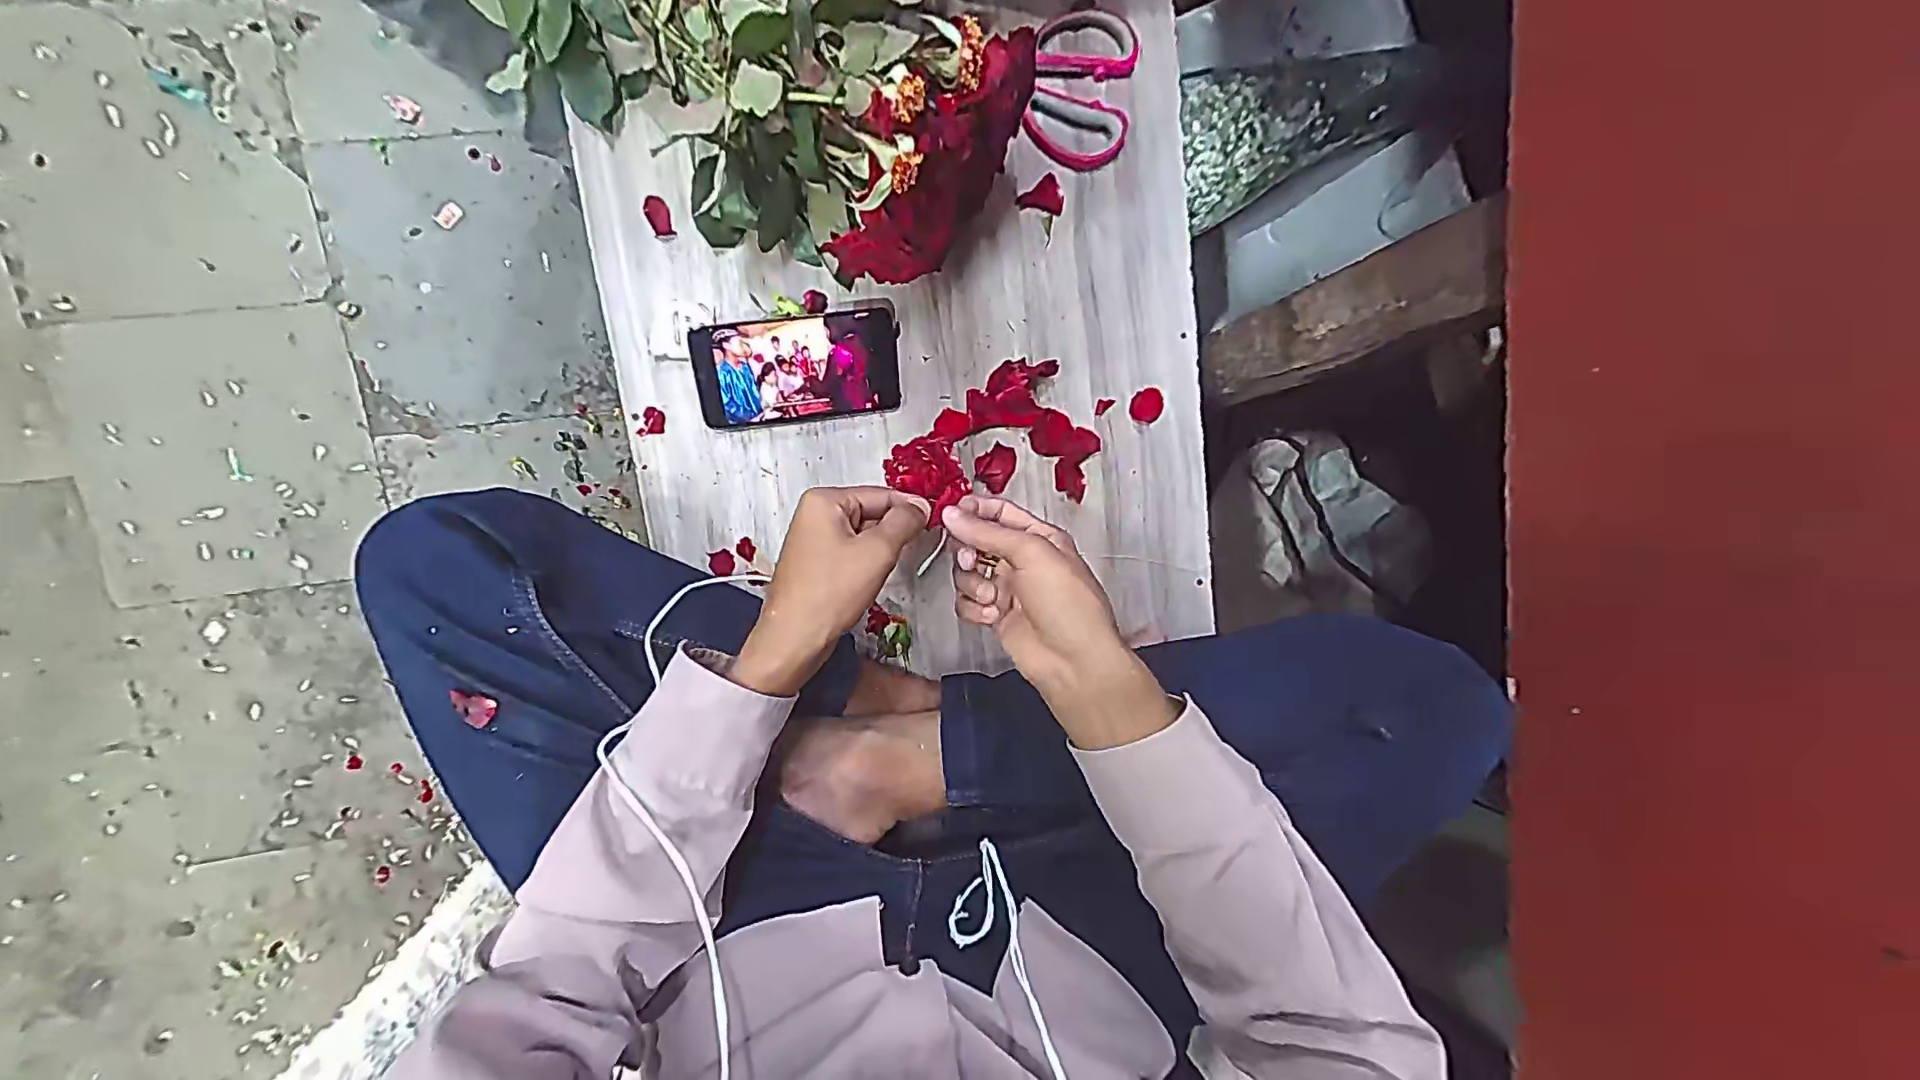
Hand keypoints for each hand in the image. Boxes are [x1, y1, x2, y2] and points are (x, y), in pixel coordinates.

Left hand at [732, 486, 928, 695]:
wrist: (795, 639)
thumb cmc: (828, 594)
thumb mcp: (878, 551)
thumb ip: (904, 522)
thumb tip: (920, 507)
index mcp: (824, 500)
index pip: (881, 493)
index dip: (910, 508)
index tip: (933, 521)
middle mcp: (815, 514)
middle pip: (872, 511)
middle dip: (894, 530)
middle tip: (913, 548)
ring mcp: (815, 539)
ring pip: (865, 534)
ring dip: (882, 549)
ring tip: (886, 567)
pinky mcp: (818, 562)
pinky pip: (853, 552)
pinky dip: (868, 562)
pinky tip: (871, 578)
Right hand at [942, 496, 1177, 748]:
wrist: (1073, 661)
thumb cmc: (1070, 606)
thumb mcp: (1032, 553)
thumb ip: (988, 531)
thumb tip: (955, 514)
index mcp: (1039, 537)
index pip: (999, 512)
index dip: (973, 509)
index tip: (952, 513)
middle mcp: (1023, 560)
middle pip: (977, 541)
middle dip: (968, 550)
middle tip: (971, 560)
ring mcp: (1009, 588)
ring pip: (967, 572)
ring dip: (972, 584)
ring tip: (992, 598)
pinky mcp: (996, 613)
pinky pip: (967, 601)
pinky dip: (973, 608)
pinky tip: (992, 615)